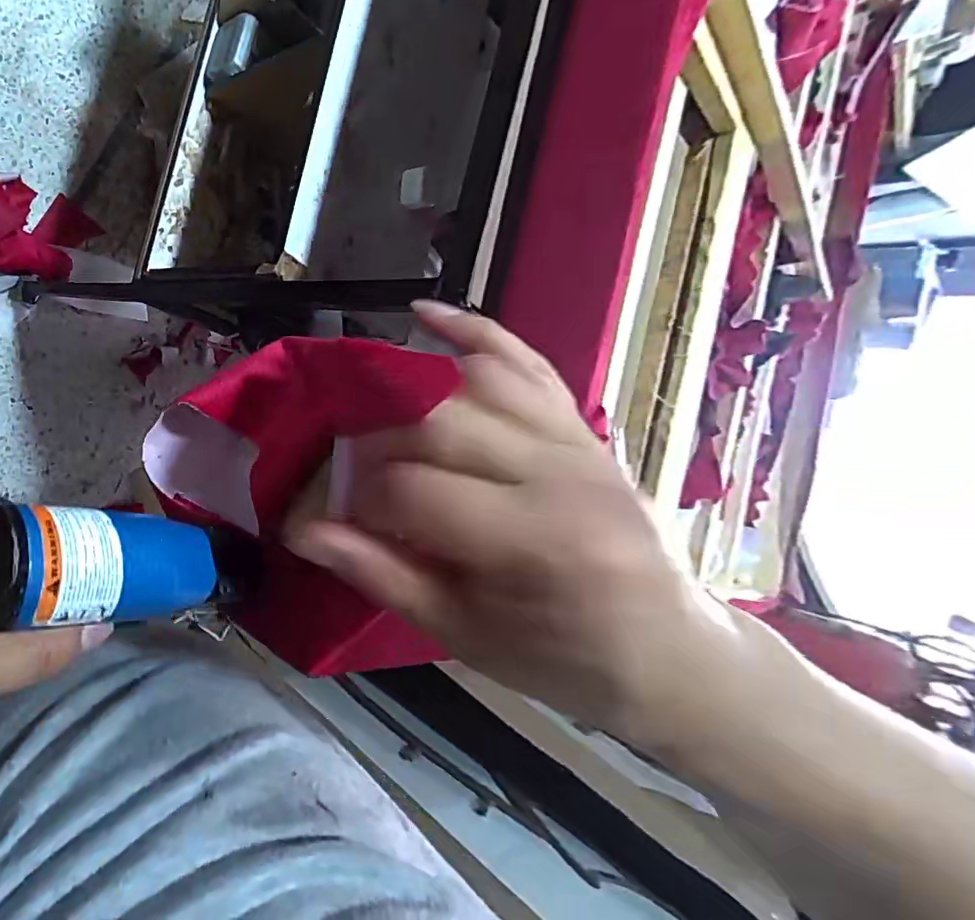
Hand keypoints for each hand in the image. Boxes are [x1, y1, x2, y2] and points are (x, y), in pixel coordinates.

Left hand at [0, 500, 109, 743]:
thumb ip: (43, 651)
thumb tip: (104, 627)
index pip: (32, 530)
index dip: (67, 560)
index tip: (97, 587)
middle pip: (17, 546)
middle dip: (50, 579)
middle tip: (84, 611)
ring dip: (26, 591)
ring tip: (62, 620)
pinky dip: (0, 598)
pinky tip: (18, 626)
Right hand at [286, 302, 738, 743]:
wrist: (671, 651)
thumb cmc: (563, 659)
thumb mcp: (464, 635)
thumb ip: (381, 575)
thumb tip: (303, 531)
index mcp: (535, 541)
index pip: (410, 488)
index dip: (350, 498)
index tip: (321, 516)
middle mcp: (560, 472)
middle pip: (435, 423)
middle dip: (368, 441)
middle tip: (338, 469)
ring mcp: (577, 438)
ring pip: (471, 381)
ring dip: (402, 382)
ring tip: (355, 398)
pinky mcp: (581, 424)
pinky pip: (524, 361)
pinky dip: (474, 331)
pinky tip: (426, 314)